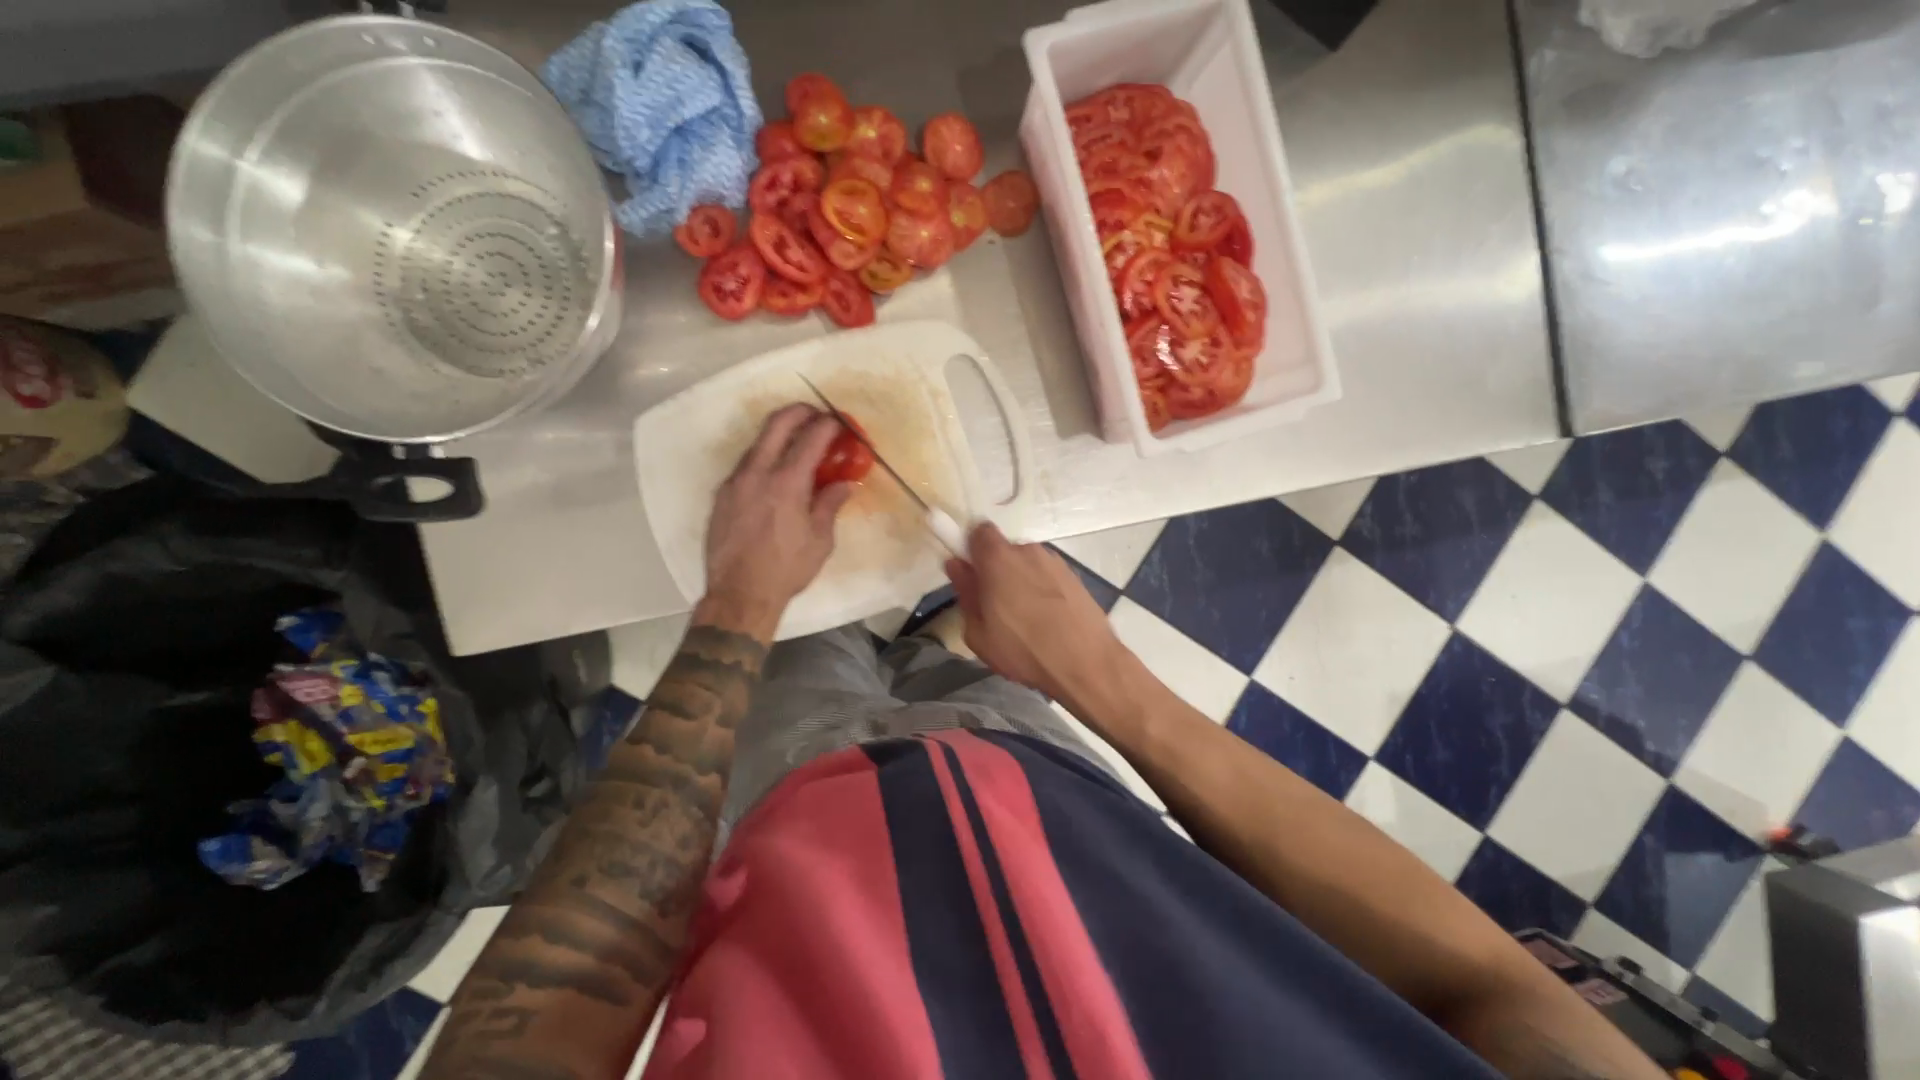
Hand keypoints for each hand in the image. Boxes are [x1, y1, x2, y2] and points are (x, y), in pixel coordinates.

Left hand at [701, 404, 852, 634]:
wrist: (739, 594)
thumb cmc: (786, 569)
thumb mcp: (820, 540)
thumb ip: (830, 504)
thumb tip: (844, 484)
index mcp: (787, 482)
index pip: (811, 437)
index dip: (829, 424)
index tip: (841, 423)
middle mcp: (757, 473)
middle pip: (777, 424)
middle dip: (800, 412)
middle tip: (817, 416)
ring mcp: (735, 482)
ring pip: (757, 443)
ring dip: (779, 436)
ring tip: (798, 447)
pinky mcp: (722, 495)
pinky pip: (745, 466)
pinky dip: (764, 459)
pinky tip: (775, 476)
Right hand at [944, 523, 1125, 702]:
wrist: (1087, 663)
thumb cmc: (1024, 650)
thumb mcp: (979, 632)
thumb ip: (965, 592)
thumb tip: (957, 565)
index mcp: (999, 559)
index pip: (979, 531)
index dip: (971, 549)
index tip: (970, 573)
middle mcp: (1028, 551)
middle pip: (1004, 550)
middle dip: (996, 571)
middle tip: (995, 606)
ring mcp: (1056, 562)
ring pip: (1027, 565)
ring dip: (1021, 582)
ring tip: (1026, 619)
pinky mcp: (1075, 577)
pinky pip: (1047, 576)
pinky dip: (1042, 591)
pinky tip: (1048, 621)